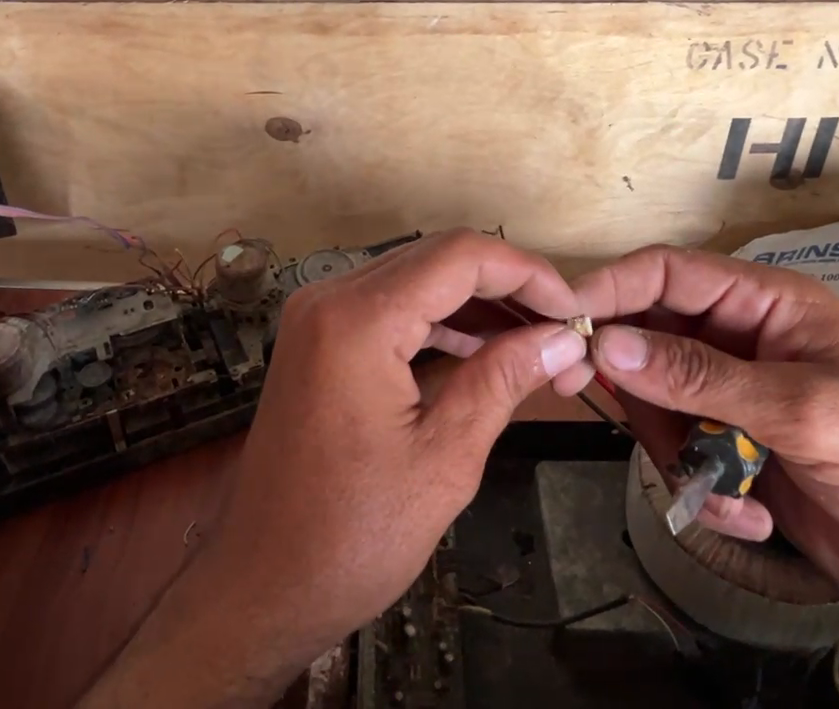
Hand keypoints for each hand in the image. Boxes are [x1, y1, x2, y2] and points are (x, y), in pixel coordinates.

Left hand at [82, 230, 586, 707]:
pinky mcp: (316, 339)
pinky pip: (388, 306)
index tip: (575, 310)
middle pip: (436, 257)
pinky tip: (482, 350)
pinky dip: (438, 320)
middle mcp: (328, 298)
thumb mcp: (444, 459)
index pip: (460, 256)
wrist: (263, 582)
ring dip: (475, 303)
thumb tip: (563, 338)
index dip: (527, 273)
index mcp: (357, 320)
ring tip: (535, 344)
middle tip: (562, 331)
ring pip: (414, 278)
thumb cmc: (352, 535)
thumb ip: (503, 380)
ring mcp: (316, 316)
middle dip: (506, 287)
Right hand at [574, 245, 838, 635]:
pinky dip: (703, 489)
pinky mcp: (743, 455)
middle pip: (650, 340)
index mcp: (767, 305)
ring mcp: (741, 402)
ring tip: (720, 489)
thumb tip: (604, 343)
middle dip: (636, 386)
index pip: (668, 275)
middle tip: (619, 417)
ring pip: (660, 405)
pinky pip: (685, 456)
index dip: (610, 290)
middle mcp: (745, 343)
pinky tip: (750, 518)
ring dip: (675, 452)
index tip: (559, 323)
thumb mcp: (803, 411)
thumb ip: (700, 377)